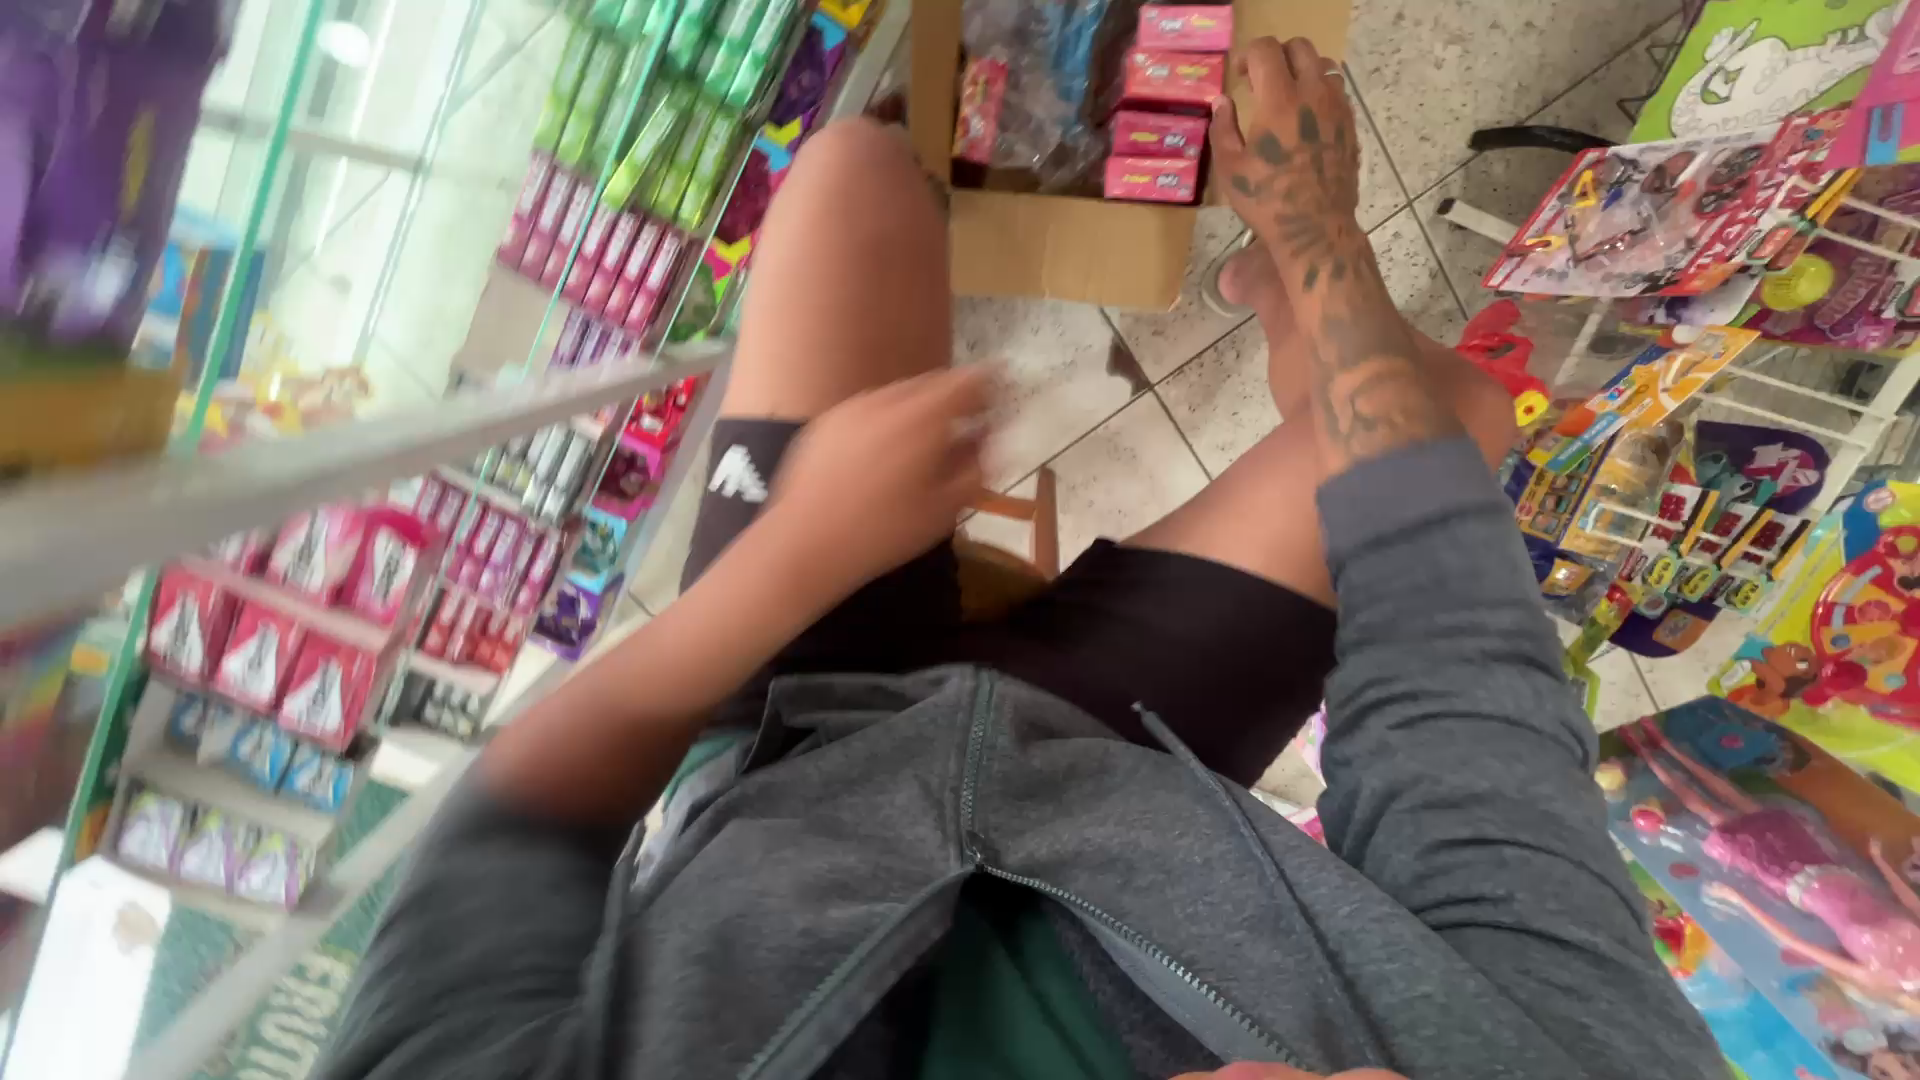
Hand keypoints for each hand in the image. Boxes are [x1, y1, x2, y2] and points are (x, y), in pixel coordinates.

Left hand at [761, 366, 993, 600]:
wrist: (807, 543)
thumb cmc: (886, 532)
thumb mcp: (947, 507)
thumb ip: (978, 466)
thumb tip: (992, 440)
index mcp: (925, 416)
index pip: (971, 380)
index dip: (993, 386)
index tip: (1001, 402)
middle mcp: (889, 400)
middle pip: (934, 384)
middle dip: (956, 401)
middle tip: (968, 428)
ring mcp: (852, 408)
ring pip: (899, 397)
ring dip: (920, 412)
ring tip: (925, 448)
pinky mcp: (826, 423)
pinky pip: (868, 412)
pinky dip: (886, 423)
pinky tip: (884, 458)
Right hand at [1211, 37, 1364, 291]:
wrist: (1313, 226)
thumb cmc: (1265, 201)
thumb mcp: (1230, 170)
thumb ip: (1222, 129)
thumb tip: (1222, 102)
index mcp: (1279, 101)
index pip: (1266, 51)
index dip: (1248, 55)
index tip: (1238, 74)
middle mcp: (1312, 92)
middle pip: (1299, 48)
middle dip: (1276, 56)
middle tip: (1260, 79)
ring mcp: (1336, 105)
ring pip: (1321, 64)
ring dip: (1299, 71)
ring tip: (1284, 95)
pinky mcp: (1349, 121)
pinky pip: (1335, 89)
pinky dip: (1317, 90)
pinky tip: (1304, 116)